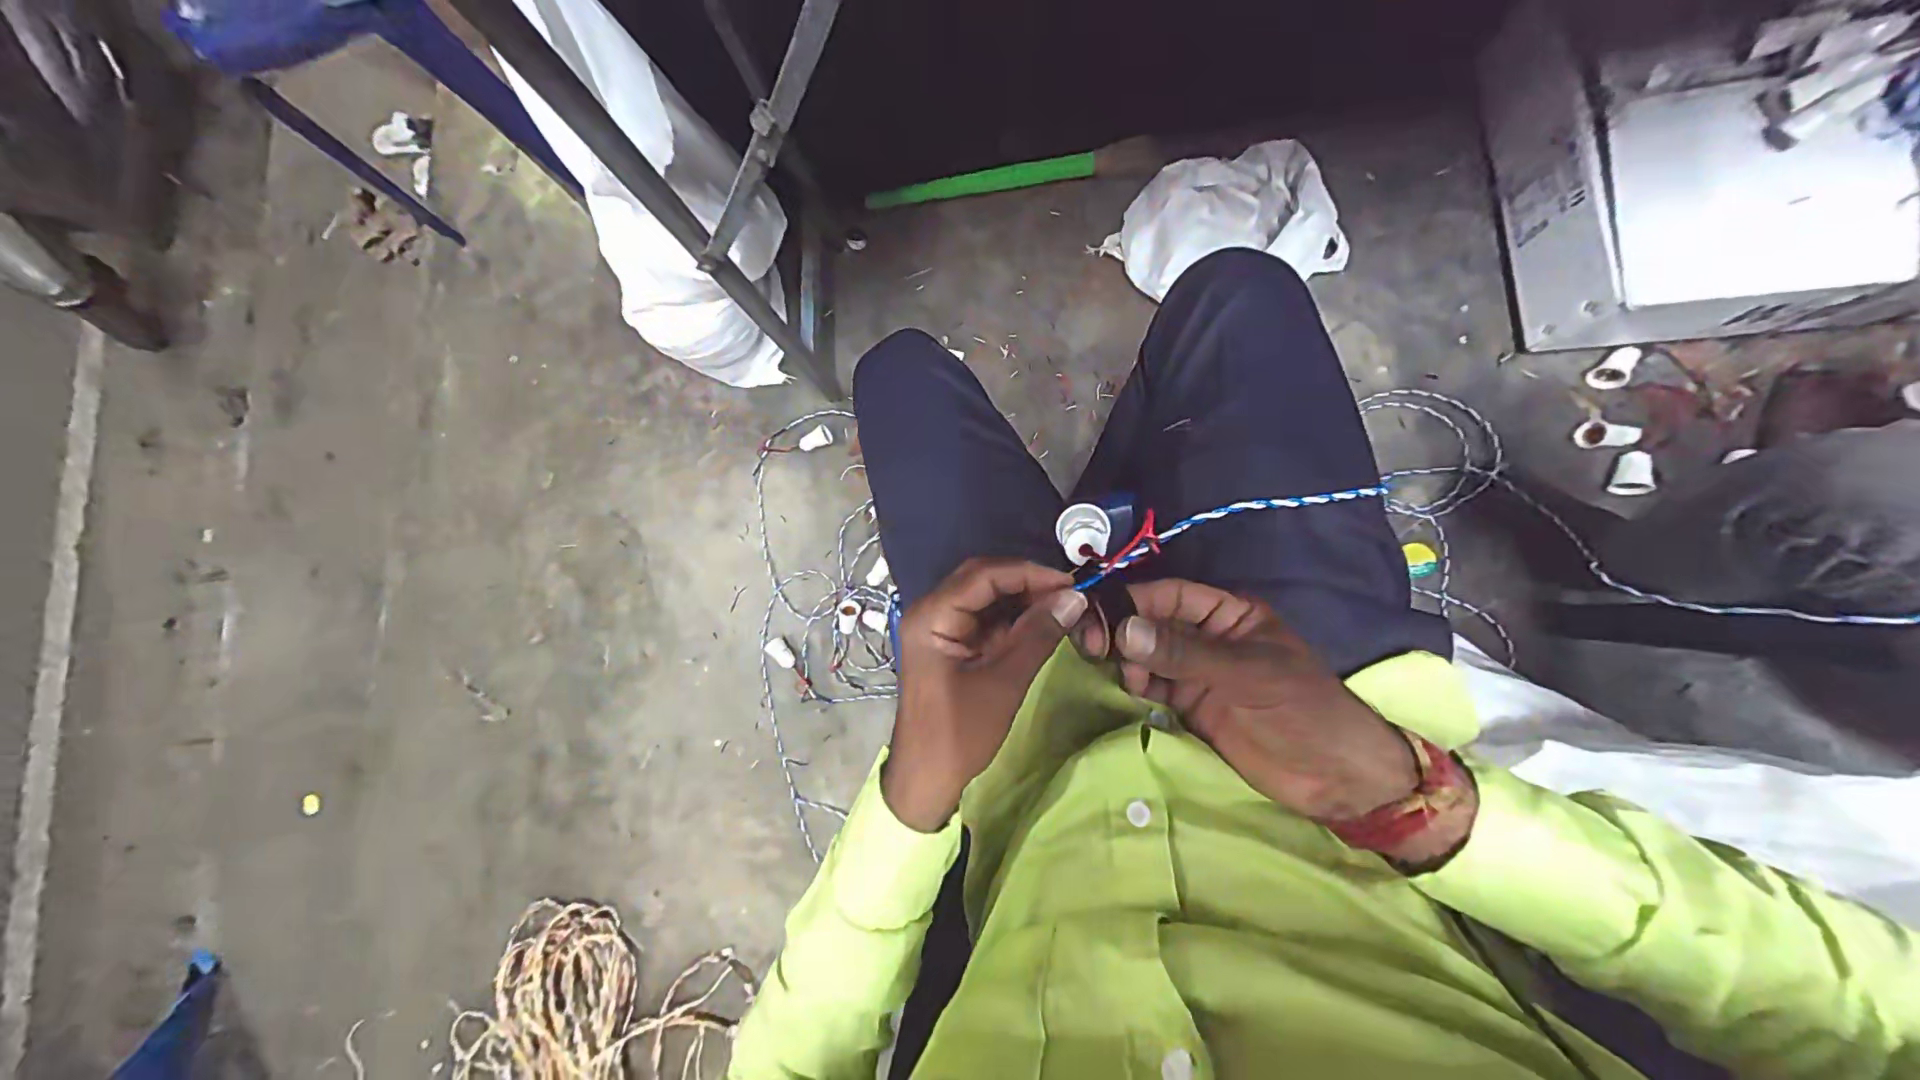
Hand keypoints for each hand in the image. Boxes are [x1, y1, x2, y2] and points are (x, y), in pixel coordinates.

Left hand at [883, 558, 1086, 830]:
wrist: (926, 779)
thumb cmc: (958, 734)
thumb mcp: (1003, 682)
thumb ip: (1037, 635)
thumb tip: (1074, 598)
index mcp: (932, 616)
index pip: (984, 575)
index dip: (1029, 573)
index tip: (1071, 583)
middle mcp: (932, 611)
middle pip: (984, 579)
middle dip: (1028, 583)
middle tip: (1070, 595)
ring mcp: (941, 627)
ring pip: (988, 597)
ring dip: (1024, 599)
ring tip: (1064, 607)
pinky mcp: (952, 643)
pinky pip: (986, 618)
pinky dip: (1015, 618)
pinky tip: (1044, 622)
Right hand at [1096, 579, 1422, 822]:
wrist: (1335, 778)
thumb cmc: (1303, 710)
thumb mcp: (1247, 674)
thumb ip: (1185, 653)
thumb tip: (1125, 630)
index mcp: (1228, 615)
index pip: (1171, 596)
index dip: (1134, 601)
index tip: (1097, 613)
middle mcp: (1206, 638)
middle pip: (1152, 623)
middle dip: (1122, 630)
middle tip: (1093, 645)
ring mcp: (1196, 673)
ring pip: (1146, 655)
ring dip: (1126, 659)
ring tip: (1120, 675)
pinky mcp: (1189, 706)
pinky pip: (1151, 686)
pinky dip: (1135, 685)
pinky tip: (1129, 690)